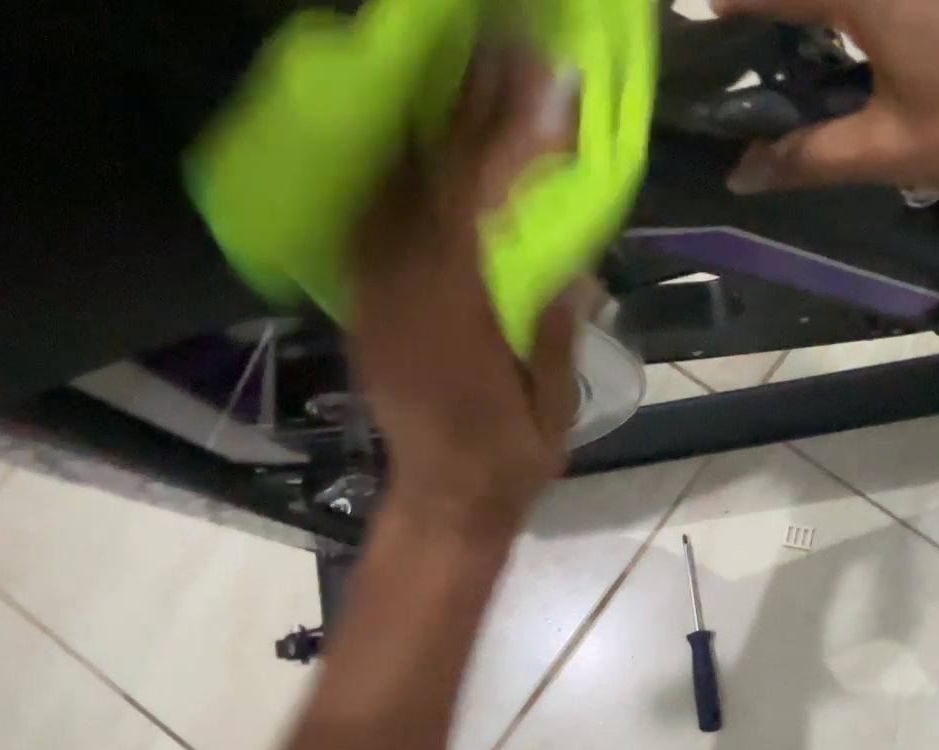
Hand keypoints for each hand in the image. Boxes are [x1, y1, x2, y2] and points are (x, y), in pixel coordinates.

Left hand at [349, 45, 582, 539]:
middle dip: (468, 114)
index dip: (507, 146)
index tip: (545, 95)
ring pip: (390, 195)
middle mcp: (402, 303)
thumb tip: (575, 269)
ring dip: (429, 131)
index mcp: (456, 329)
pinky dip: (395, 174)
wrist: (443, 503)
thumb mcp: (552, 410)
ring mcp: (373, 303)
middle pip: (426, 187)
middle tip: (505, 56)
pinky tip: (417, 143)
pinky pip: (371, 224)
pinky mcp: (364, 308)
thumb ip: (556, 337)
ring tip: (464, 80)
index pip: (474, 214)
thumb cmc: (510, 466)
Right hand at [716, 0, 938, 197]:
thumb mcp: (890, 151)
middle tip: (752, 24)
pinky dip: (868, 6)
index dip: (734, 1)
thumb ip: (809, 157)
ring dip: (823, 4)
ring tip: (804, 30)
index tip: (700, 15)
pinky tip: (862, 27)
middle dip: (776, 0)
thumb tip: (742, 175)